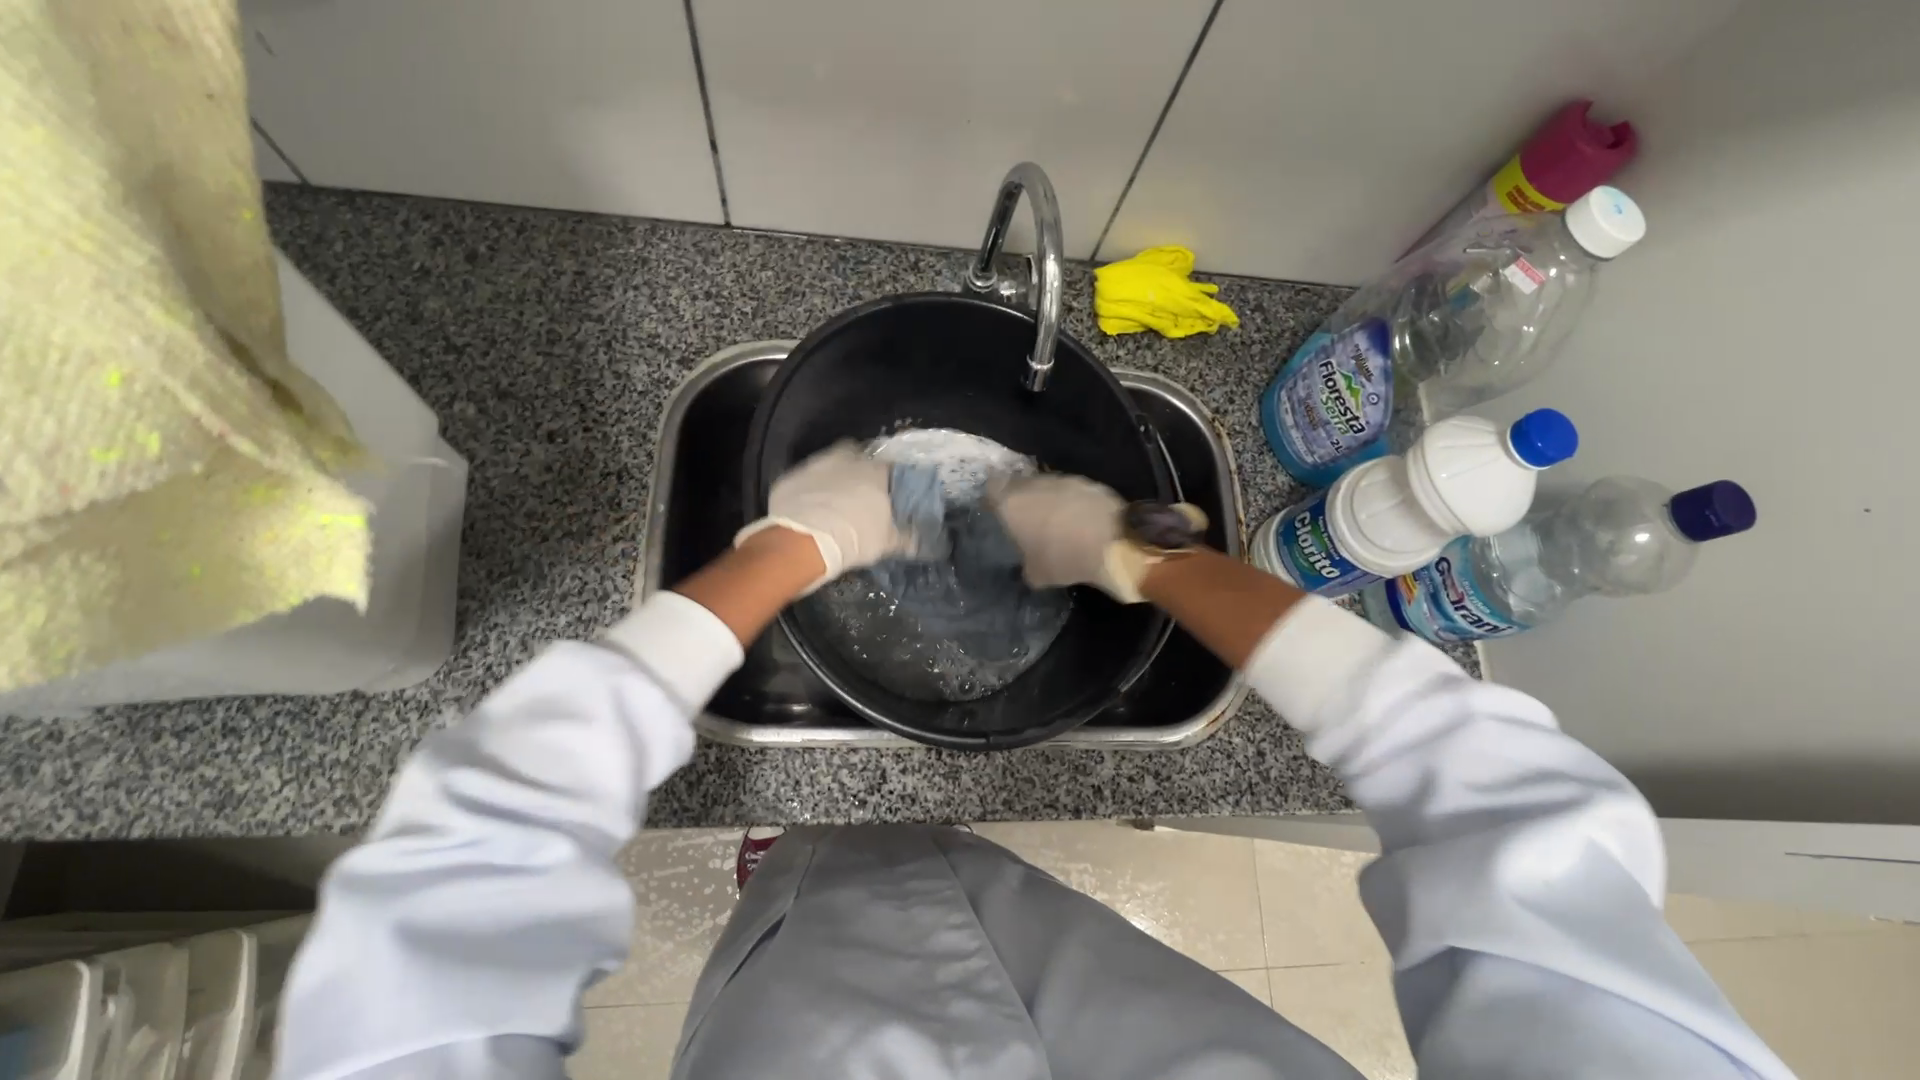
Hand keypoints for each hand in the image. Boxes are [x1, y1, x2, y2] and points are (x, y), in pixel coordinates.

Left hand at [735, 442, 903, 593]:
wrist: (804, 540)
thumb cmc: (855, 536)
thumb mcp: (886, 543)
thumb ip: (906, 539)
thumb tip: (922, 544)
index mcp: (874, 472)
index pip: (889, 466)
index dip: (888, 477)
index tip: (888, 490)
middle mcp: (846, 461)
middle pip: (854, 452)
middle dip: (856, 464)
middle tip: (858, 485)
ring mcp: (815, 465)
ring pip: (826, 461)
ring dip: (830, 474)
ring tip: (832, 496)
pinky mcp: (790, 477)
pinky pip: (803, 478)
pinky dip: (807, 488)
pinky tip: (808, 505)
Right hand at [989, 473, 1142, 602]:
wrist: (1112, 542)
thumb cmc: (1063, 557)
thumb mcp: (1037, 574)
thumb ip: (1026, 565)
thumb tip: (1028, 565)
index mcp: (1011, 503)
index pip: (992, 488)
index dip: (994, 497)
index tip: (998, 510)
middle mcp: (1033, 484)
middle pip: (1020, 484)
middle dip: (1022, 498)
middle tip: (1028, 519)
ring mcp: (1063, 480)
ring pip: (1047, 486)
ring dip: (1049, 500)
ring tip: (1057, 522)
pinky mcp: (1089, 482)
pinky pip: (1072, 491)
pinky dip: (1072, 503)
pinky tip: (1080, 520)